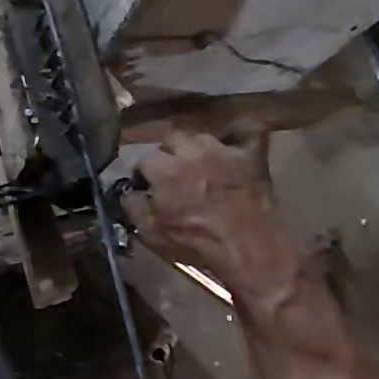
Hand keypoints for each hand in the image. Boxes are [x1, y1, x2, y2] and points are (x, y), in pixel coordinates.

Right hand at [123, 128, 296, 296]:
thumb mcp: (152, 234)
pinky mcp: (251, 156)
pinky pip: (247, 132)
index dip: (142, 174)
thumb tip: (128, 194)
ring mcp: (223, 151)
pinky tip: (234, 143)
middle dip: (167, 153)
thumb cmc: (196, 243)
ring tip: (199, 162)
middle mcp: (191, 153)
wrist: (248, 246)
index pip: (144, 160)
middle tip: (171, 171)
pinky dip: (239, 135)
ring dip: (196, 147)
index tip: (144, 186)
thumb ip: (134, 209)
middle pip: (172, 139)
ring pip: (202, 137)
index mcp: (164, 171)